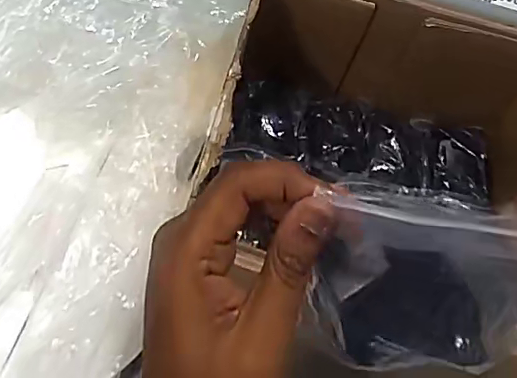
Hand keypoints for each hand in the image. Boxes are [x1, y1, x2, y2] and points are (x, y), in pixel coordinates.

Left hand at [144, 160, 335, 377]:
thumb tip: (321, 204)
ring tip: (324, 222)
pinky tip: (294, 238)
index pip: (237, 183)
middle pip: (236, 187)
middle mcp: (179, 235)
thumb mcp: (260, 336)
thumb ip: (289, 266)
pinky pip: (230, 226)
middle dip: (288, 190)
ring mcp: (183, 250)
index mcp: (185, 245)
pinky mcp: (192, 266)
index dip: (286, 180)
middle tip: (337, 212)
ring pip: (235, 203)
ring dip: (280, 204)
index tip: (331, 200)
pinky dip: (265, 224)